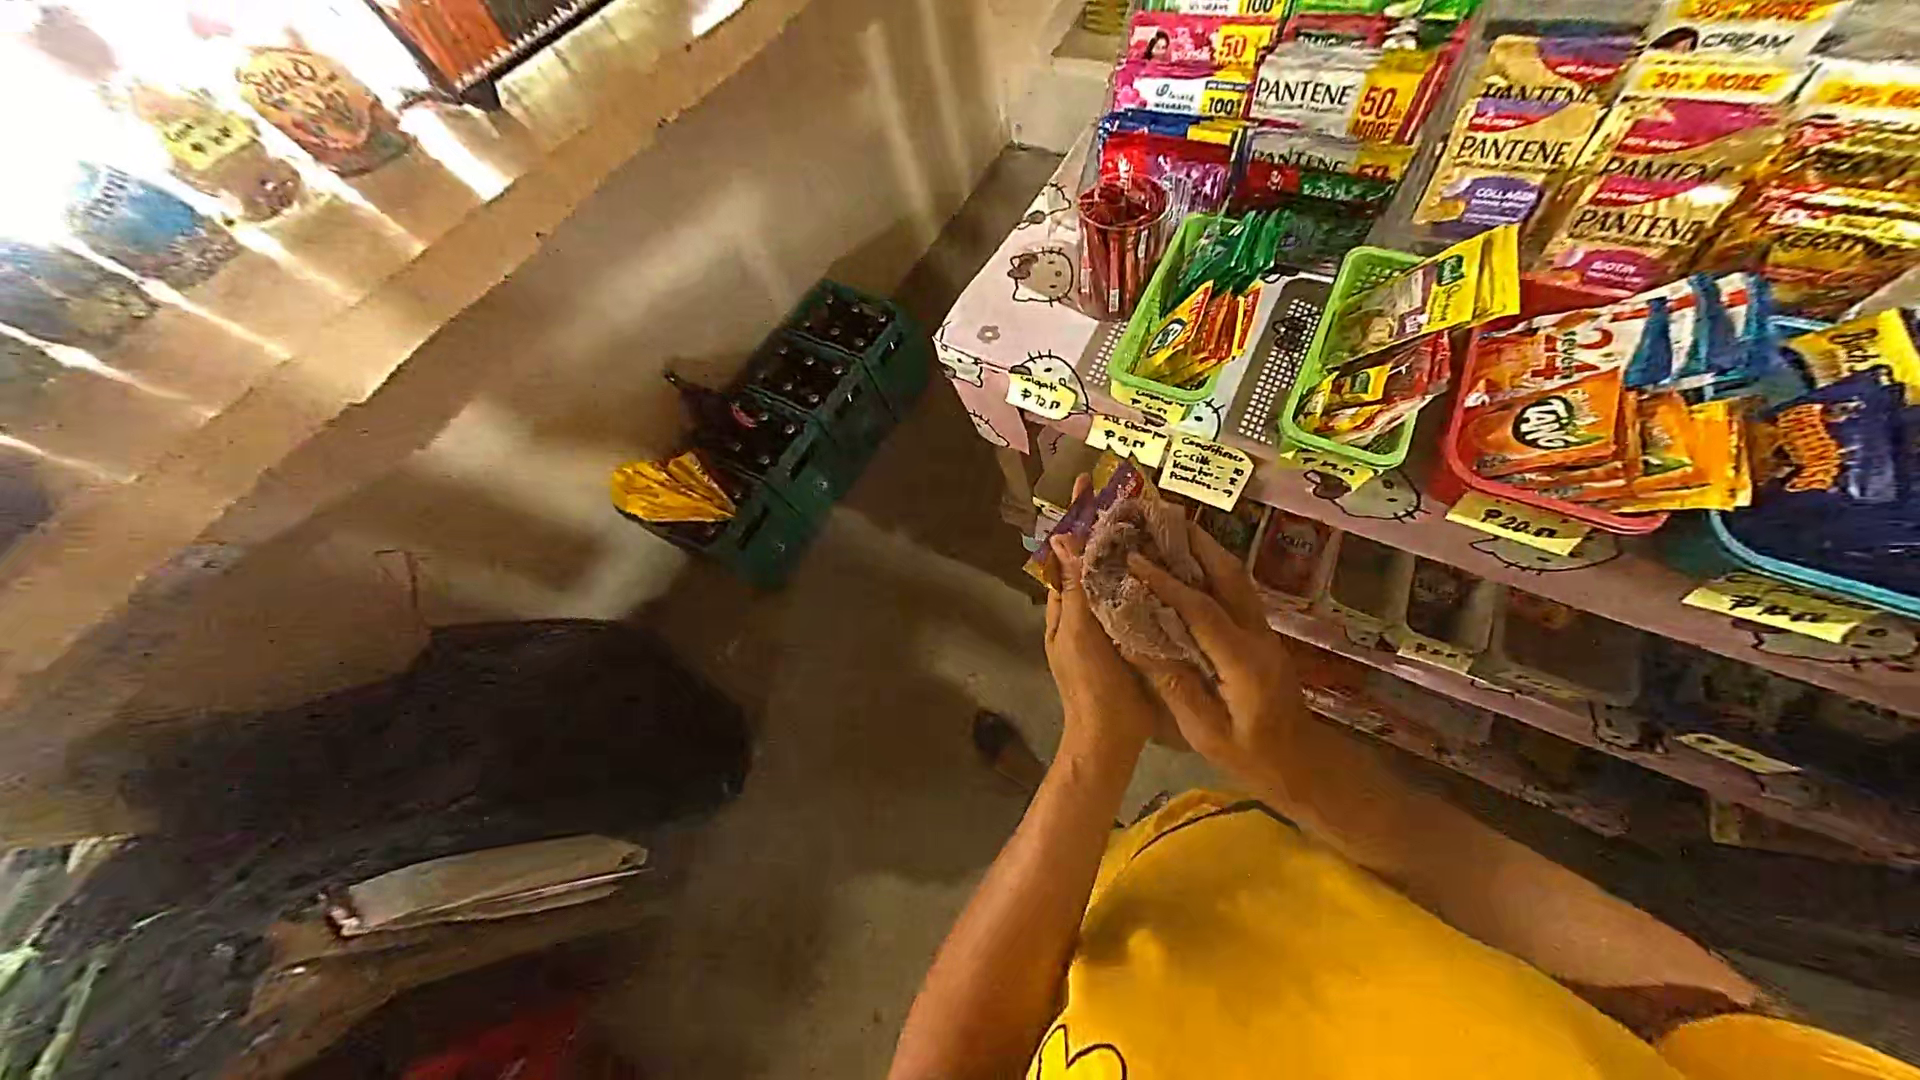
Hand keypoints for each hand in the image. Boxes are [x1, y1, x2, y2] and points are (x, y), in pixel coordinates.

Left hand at [1044, 482, 1155, 757]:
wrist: (1110, 732)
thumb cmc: (1089, 681)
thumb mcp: (1077, 631)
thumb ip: (1073, 587)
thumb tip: (1064, 538)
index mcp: (1064, 603)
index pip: (1068, 550)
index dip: (1076, 517)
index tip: (1085, 483)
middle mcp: (1081, 607)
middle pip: (1090, 558)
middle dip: (1104, 527)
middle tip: (1129, 497)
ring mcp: (1104, 620)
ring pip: (1111, 575)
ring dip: (1125, 548)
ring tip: (1149, 519)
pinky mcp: (1127, 634)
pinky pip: (1130, 596)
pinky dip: (1141, 577)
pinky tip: (1164, 564)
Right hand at [1123, 519, 1304, 779]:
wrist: (1304, 764)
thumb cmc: (1252, 757)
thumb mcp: (1206, 732)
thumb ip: (1173, 686)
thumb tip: (1135, 644)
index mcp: (1243, 661)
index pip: (1201, 609)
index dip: (1165, 581)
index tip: (1133, 559)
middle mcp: (1258, 637)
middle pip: (1229, 576)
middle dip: (1195, 543)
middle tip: (1161, 518)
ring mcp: (1264, 633)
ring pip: (1237, 578)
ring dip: (1206, 550)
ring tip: (1174, 529)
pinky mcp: (1261, 636)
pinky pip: (1236, 592)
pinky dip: (1212, 569)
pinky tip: (1191, 563)